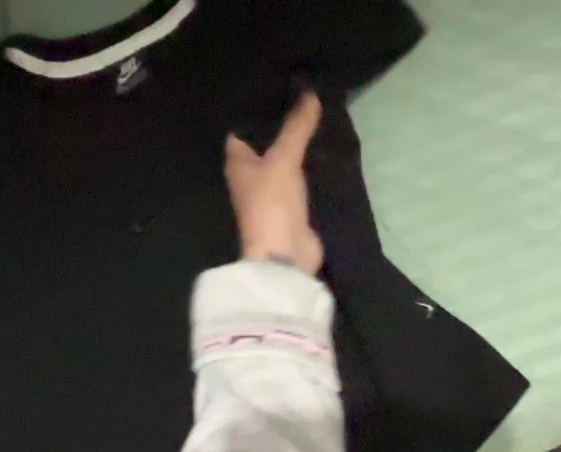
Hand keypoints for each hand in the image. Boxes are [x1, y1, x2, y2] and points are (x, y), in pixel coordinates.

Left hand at [224, 90, 324, 275]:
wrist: (285, 256)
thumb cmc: (272, 204)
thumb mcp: (283, 158)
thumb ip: (297, 126)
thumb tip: (310, 92)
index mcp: (237, 163)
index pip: (242, 128)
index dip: (255, 110)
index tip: (275, 87)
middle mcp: (251, 178)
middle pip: (265, 145)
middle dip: (281, 125)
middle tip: (301, 95)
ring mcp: (273, 195)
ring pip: (285, 162)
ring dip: (297, 147)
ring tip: (315, 116)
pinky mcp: (293, 210)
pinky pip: (302, 181)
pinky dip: (310, 169)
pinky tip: (323, 150)